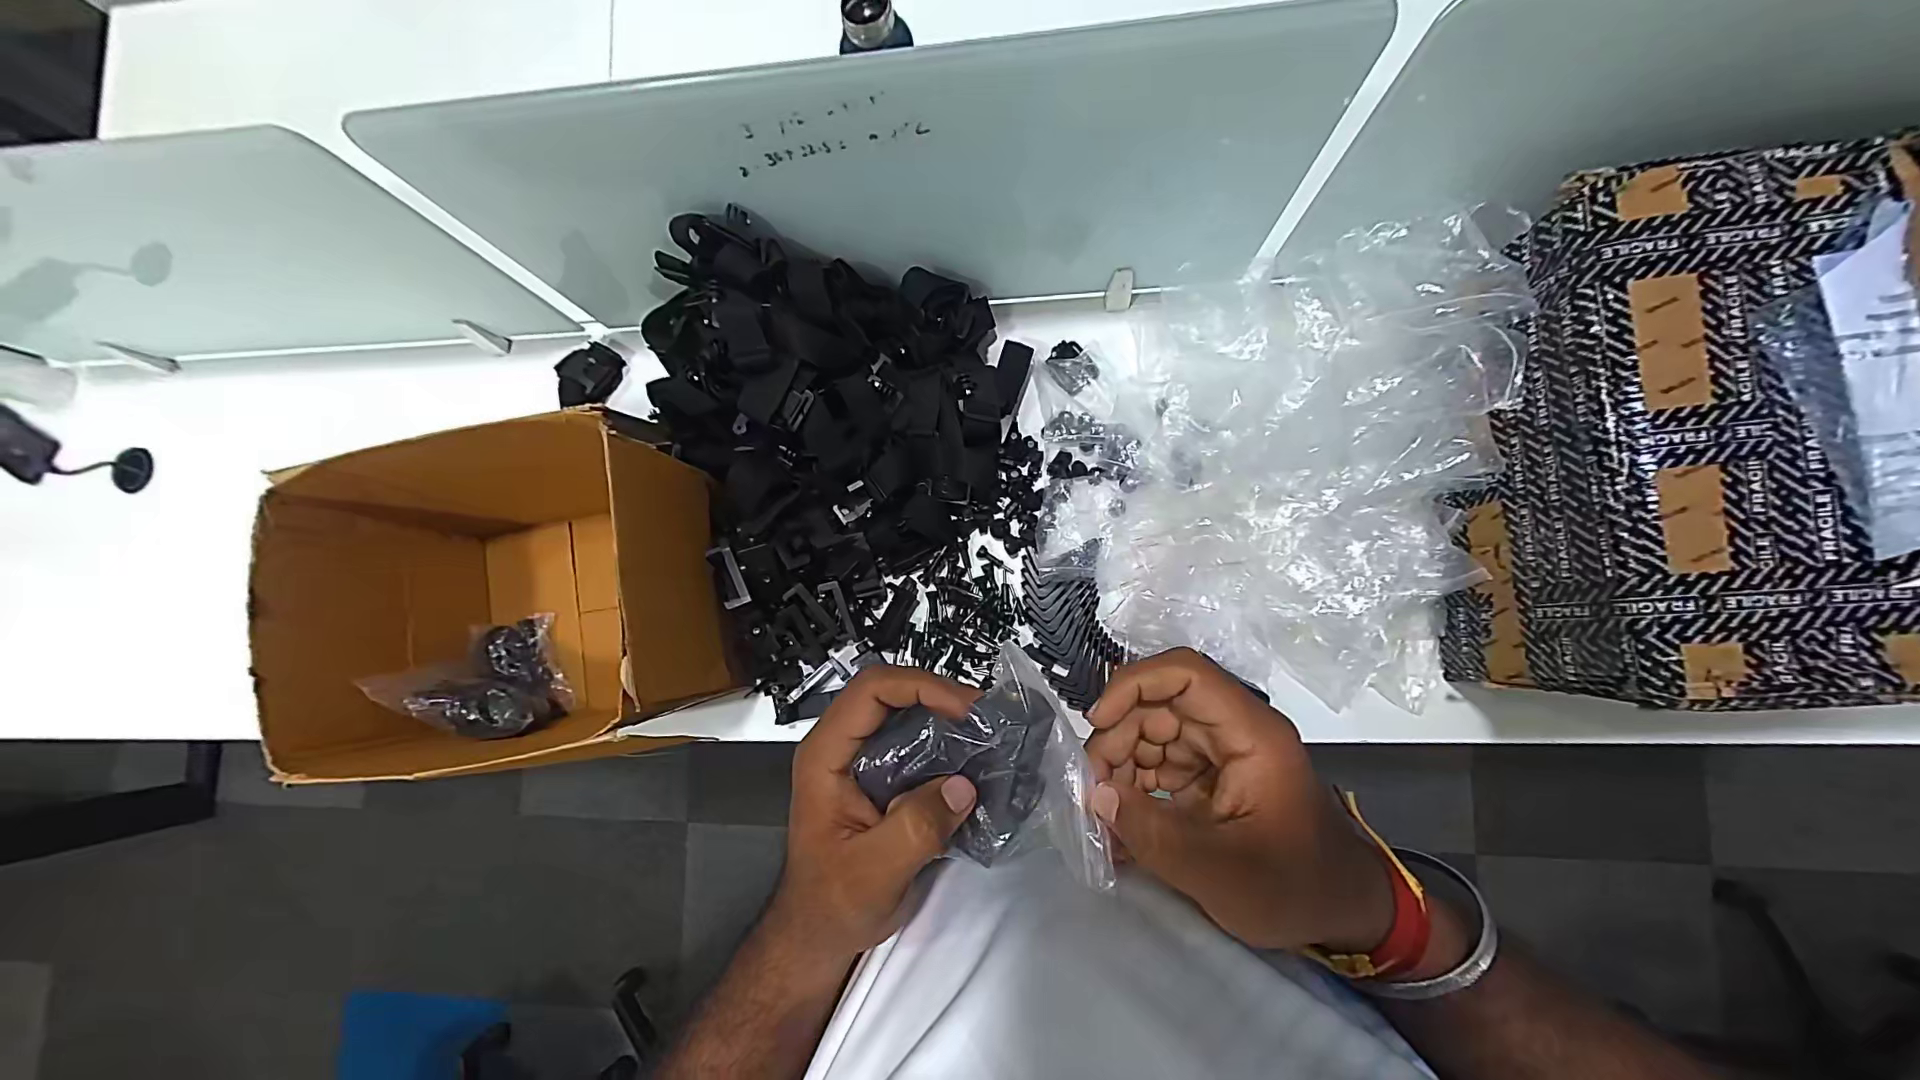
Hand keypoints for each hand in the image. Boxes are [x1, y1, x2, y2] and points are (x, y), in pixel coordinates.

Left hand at [768, 666, 981, 958]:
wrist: (820, 932)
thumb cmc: (832, 904)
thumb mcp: (873, 873)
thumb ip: (916, 829)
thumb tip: (962, 787)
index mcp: (826, 755)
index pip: (871, 691)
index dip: (920, 687)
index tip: (964, 710)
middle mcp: (844, 746)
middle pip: (893, 692)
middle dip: (941, 697)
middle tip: (985, 719)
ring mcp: (864, 759)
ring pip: (908, 714)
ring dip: (948, 720)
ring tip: (986, 736)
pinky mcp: (885, 776)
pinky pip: (918, 743)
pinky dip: (948, 745)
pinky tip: (974, 762)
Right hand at [1085, 648, 1394, 952]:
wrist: (1345, 917)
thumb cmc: (1297, 889)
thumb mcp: (1221, 871)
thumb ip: (1152, 834)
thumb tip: (1096, 795)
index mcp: (1249, 734)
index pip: (1185, 674)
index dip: (1133, 685)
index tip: (1098, 722)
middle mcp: (1232, 731)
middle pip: (1159, 705)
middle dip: (1117, 738)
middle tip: (1094, 787)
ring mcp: (1220, 754)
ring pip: (1152, 734)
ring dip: (1120, 765)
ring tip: (1102, 811)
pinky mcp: (1210, 778)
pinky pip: (1159, 764)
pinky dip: (1134, 787)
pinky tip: (1118, 822)